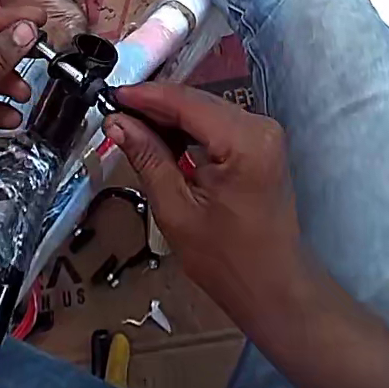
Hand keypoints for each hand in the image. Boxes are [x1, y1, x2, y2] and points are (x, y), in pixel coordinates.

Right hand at [103, 82, 305, 312]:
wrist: (277, 291)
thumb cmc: (228, 261)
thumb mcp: (175, 210)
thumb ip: (146, 157)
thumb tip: (116, 122)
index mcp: (244, 143)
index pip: (185, 102)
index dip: (144, 96)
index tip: (111, 96)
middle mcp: (259, 127)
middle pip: (194, 100)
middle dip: (152, 105)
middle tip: (115, 113)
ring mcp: (262, 132)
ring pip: (201, 107)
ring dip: (166, 115)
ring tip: (131, 125)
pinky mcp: (259, 141)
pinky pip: (213, 120)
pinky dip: (184, 126)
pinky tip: (160, 136)